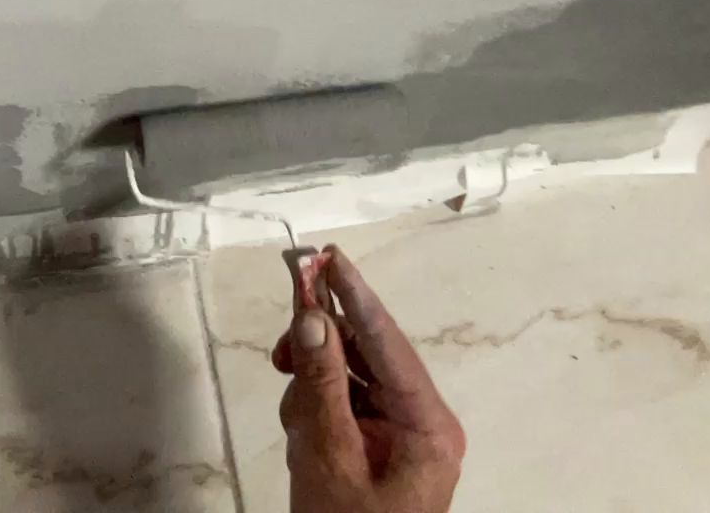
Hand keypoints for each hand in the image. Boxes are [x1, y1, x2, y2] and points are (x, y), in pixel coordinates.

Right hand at [271, 246, 464, 512]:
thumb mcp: (329, 454)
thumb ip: (321, 381)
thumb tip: (312, 315)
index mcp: (426, 421)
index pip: (386, 340)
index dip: (354, 294)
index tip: (328, 254)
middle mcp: (417, 416)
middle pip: (363, 352)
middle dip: (321, 349)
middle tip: (283, 348)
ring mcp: (395, 430)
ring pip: (344, 374)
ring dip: (311, 386)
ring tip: (297, 423)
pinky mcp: (372, 440)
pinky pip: (338, 399)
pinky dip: (312, 407)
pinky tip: (302, 435)